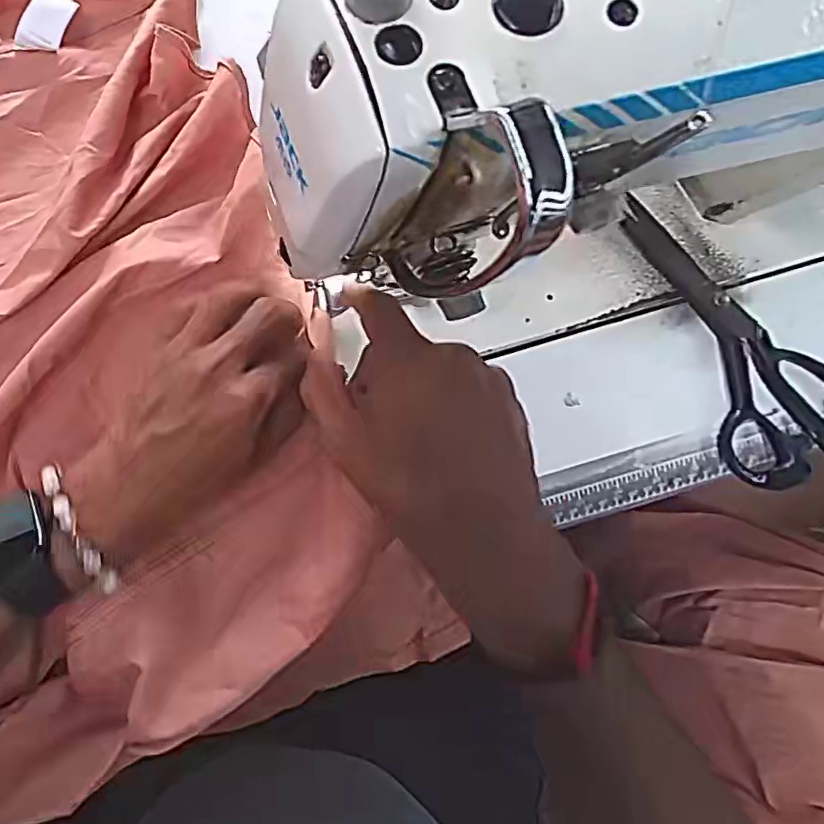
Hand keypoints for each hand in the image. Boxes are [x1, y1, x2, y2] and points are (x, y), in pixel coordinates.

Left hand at [63, 290, 309, 568]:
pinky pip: (185, 307)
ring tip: (260, 300)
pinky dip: (208, 303)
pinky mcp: (159, 346)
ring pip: (226, 297)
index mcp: (248, 397)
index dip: (306, 353)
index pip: (293, 356)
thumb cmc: (198, 476)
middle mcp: (219, 364)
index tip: (305, 354)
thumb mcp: (255, 456)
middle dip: (289, 313)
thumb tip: (304, 381)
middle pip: (267, 313)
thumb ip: (286, 415)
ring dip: (251, 294)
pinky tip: (219, 311)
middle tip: (289, 321)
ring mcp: (185, 350)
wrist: (135, 478)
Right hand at [314, 286, 588, 674]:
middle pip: (406, 350)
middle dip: (389, 374)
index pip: (379, 309)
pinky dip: (454, 404)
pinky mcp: (507, 398)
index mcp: (406, 359)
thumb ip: (321, 389)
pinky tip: (448, 444)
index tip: (353, 294)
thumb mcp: (343, 440)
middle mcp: (451, 357)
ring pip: (438, 370)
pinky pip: (468, 387)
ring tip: (419, 441)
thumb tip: (315, 361)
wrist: (482, 528)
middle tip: (382, 420)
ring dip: (423, 391)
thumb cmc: (407, 485)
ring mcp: (484, 377)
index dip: (360, 299)